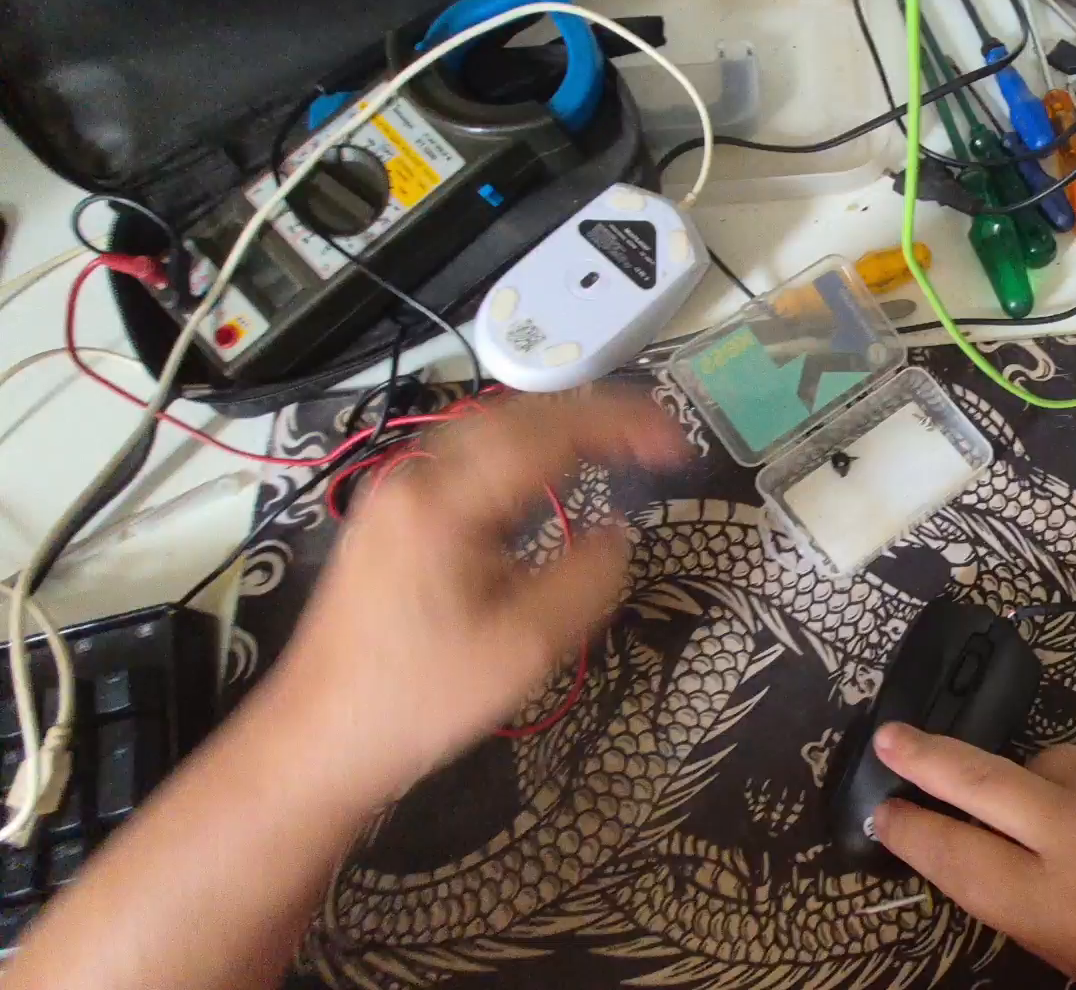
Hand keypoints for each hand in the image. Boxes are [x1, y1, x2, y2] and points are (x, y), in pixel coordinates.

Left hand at [255, 392, 684, 804]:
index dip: (624, 427)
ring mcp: (400, 494)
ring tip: (624, 440)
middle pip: (521, 415)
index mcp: (446, 505)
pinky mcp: (398, 514)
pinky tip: (557, 465)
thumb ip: (590, 577)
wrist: (315, 745)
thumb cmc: (422, 699)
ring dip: (567, 424)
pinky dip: (533, 444)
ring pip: (495, 427)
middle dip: (601, 414)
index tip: (678, 445)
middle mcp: (417, 481)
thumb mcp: (528, 646)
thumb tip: (618, 531)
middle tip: (661, 436)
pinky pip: (476, 454)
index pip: (550, 435)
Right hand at [870, 724, 1075, 989]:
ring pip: (1039, 763)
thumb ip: (1029, 912)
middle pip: (979, 780)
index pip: (959, 858)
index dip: (912, 832)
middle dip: (925, 757)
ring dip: (1035, 788)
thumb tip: (980, 859)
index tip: (881, 810)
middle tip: (887, 737)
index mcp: (1062, 905)